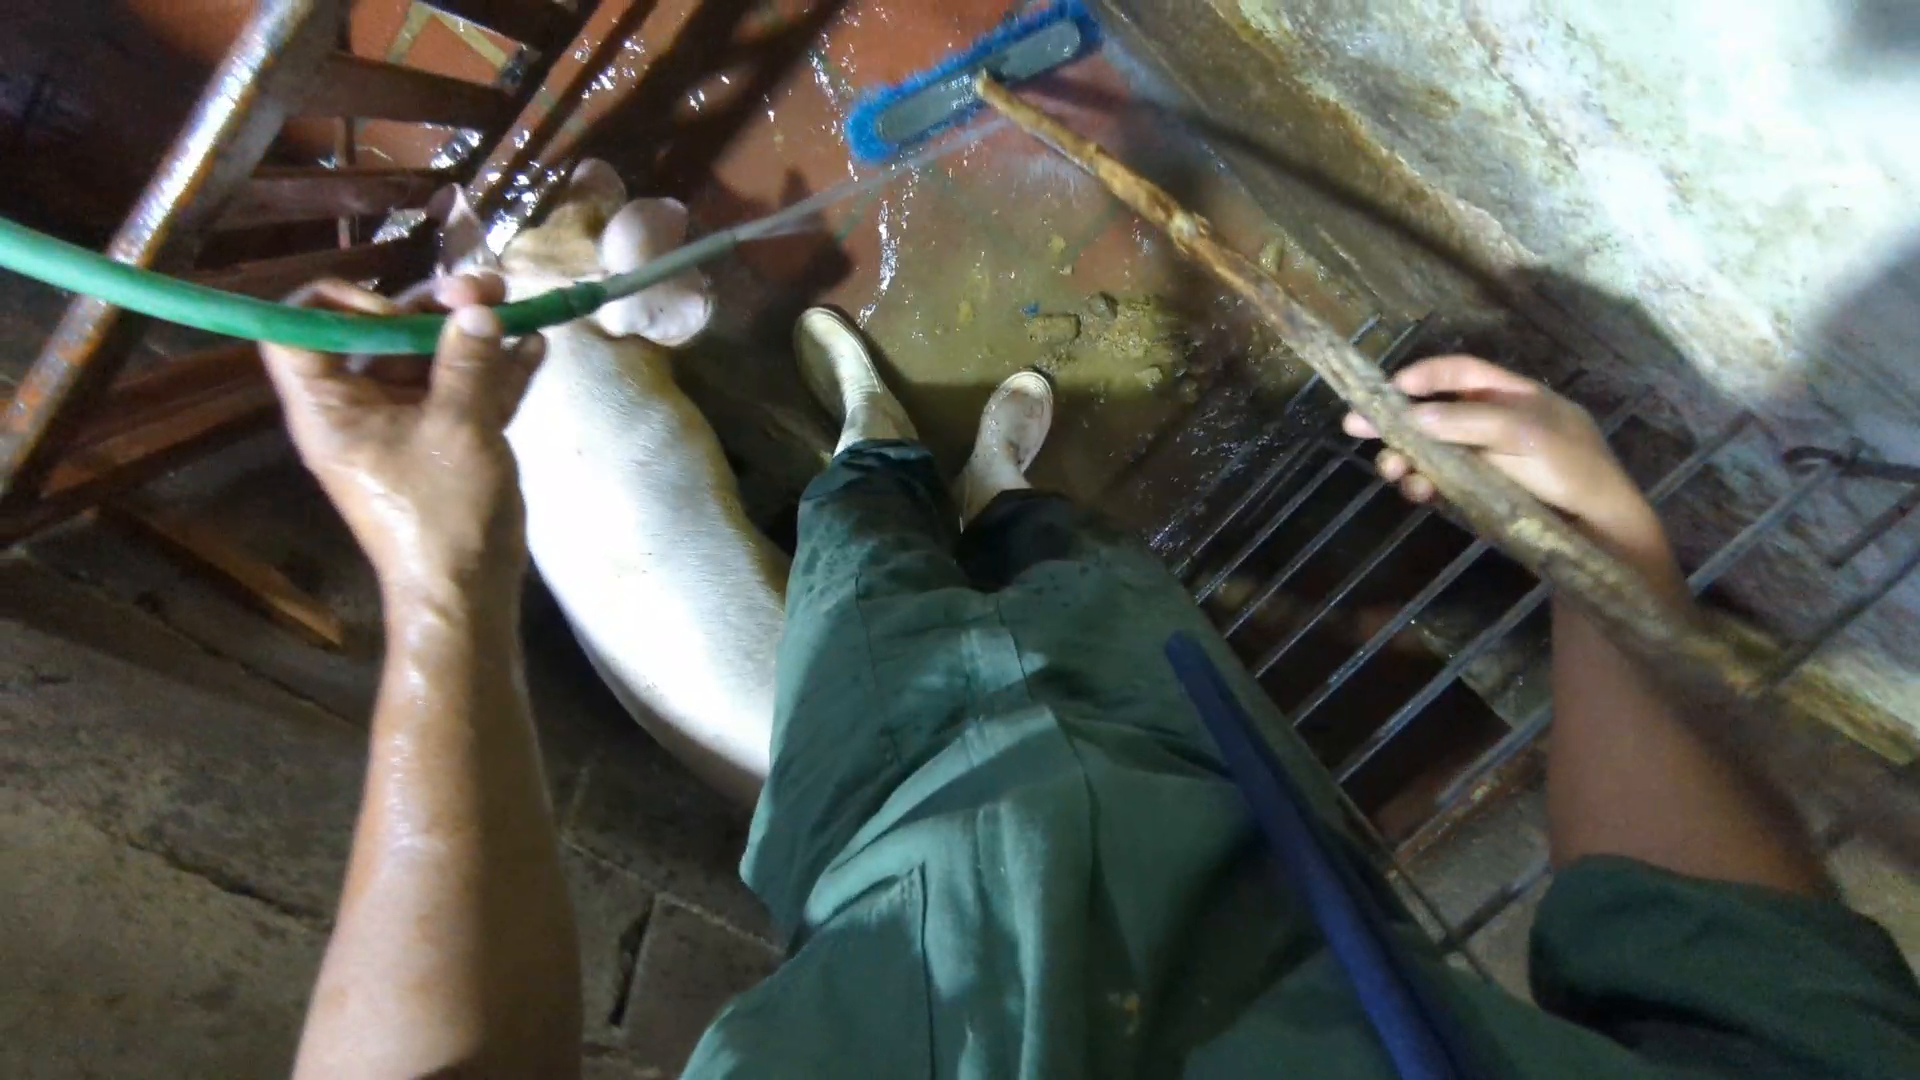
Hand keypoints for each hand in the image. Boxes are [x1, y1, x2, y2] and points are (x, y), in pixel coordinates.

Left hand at [260, 275, 544, 606]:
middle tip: (487, 287)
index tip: (403, 309)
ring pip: (437, 361)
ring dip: (476, 333)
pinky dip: (500, 370)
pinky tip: (534, 347)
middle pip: (387, 336)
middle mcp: (366, 406)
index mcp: (334, 405)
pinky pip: (472, 392)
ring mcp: (413, 422)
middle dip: (437, 307)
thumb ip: (470, 367)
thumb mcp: (458, 433)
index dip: (346, 303)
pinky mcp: (454, 439)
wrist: (470, 585)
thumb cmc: (444, 514)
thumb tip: (482, 307)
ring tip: (518, 304)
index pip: (303, 328)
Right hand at [1341, 355, 1675, 582]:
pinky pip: (1431, 481)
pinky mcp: (1468, 492)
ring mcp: (1476, 459)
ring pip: (1423, 451)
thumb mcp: (1524, 434)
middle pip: (1429, 413)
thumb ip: (1467, 421)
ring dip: (1400, 458)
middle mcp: (1487, 423)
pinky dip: (1417, 484)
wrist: (1593, 529)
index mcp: (1509, 397)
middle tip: (1353, 426)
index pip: (1459, 374)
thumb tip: (1410, 417)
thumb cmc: (1570, 468)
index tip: (1389, 389)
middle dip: (1393, 422)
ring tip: (1391, 471)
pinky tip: (1416, 491)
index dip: (1424, 376)